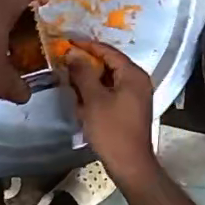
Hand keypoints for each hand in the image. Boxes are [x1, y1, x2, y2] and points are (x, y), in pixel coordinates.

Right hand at [63, 38, 157, 183]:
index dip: (87, 45)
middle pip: (110, 64)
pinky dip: (96, 91)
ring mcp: (136, 95)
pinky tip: (81, 96)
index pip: (108, 51)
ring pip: (109, 78)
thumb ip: (83, 73)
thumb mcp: (93, 99)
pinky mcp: (130, 108)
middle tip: (65, 60)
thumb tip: (72, 53)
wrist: (129, 163)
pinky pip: (111, 91)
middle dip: (87, 62)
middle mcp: (138, 81)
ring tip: (69, 77)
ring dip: (90, 78)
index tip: (67, 41)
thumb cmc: (112, 130)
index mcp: (133, 75)